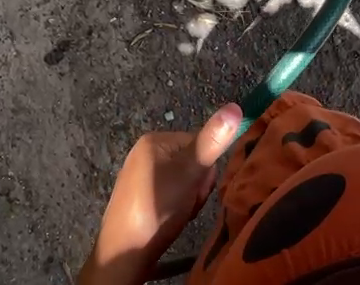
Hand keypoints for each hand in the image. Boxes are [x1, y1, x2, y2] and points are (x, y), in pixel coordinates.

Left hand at [79, 103, 241, 284]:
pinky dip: (174, 210)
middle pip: (190, 165)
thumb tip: (235, 107)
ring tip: (178, 216)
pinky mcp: (138, 200)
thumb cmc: (157, 205)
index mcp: (155, 139)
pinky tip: (168, 222)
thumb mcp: (189, 172)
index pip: (198, 144)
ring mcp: (140, 177)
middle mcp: (145, 153)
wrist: (124, 251)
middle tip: (187, 205)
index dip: (205, 170)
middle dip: (196, 188)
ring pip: (182, 184)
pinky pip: (168, 197)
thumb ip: (212, 142)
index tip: (197, 188)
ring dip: (187, 201)